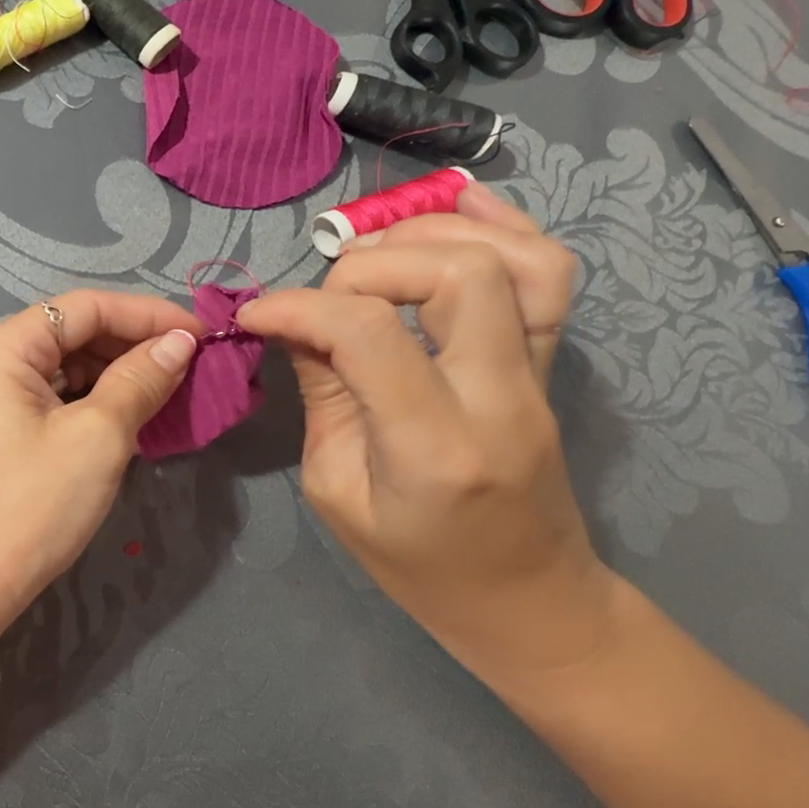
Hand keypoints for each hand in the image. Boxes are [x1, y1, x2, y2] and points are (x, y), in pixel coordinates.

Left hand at [0, 290, 201, 644]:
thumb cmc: (33, 504)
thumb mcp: (98, 437)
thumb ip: (140, 380)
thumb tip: (179, 342)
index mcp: (2, 347)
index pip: (84, 307)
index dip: (147, 314)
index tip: (204, 335)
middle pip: (72, 330)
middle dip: (134, 343)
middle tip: (195, 366)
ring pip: (65, 364)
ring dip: (118, 372)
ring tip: (173, 390)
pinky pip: (53, 394)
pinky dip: (94, 398)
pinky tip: (133, 412)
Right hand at [236, 184, 615, 675]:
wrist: (528, 600)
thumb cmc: (416, 565)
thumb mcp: (334, 489)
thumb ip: (323, 394)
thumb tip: (297, 323)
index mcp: (433, 445)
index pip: (369, 332)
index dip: (300, 307)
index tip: (257, 316)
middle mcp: (499, 398)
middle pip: (457, 276)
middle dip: (370, 264)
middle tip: (327, 291)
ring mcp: (539, 377)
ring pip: (515, 260)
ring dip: (434, 234)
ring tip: (374, 249)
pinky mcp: (551, 365)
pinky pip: (551, 274)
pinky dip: (503, 225)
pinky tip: (451, 206)